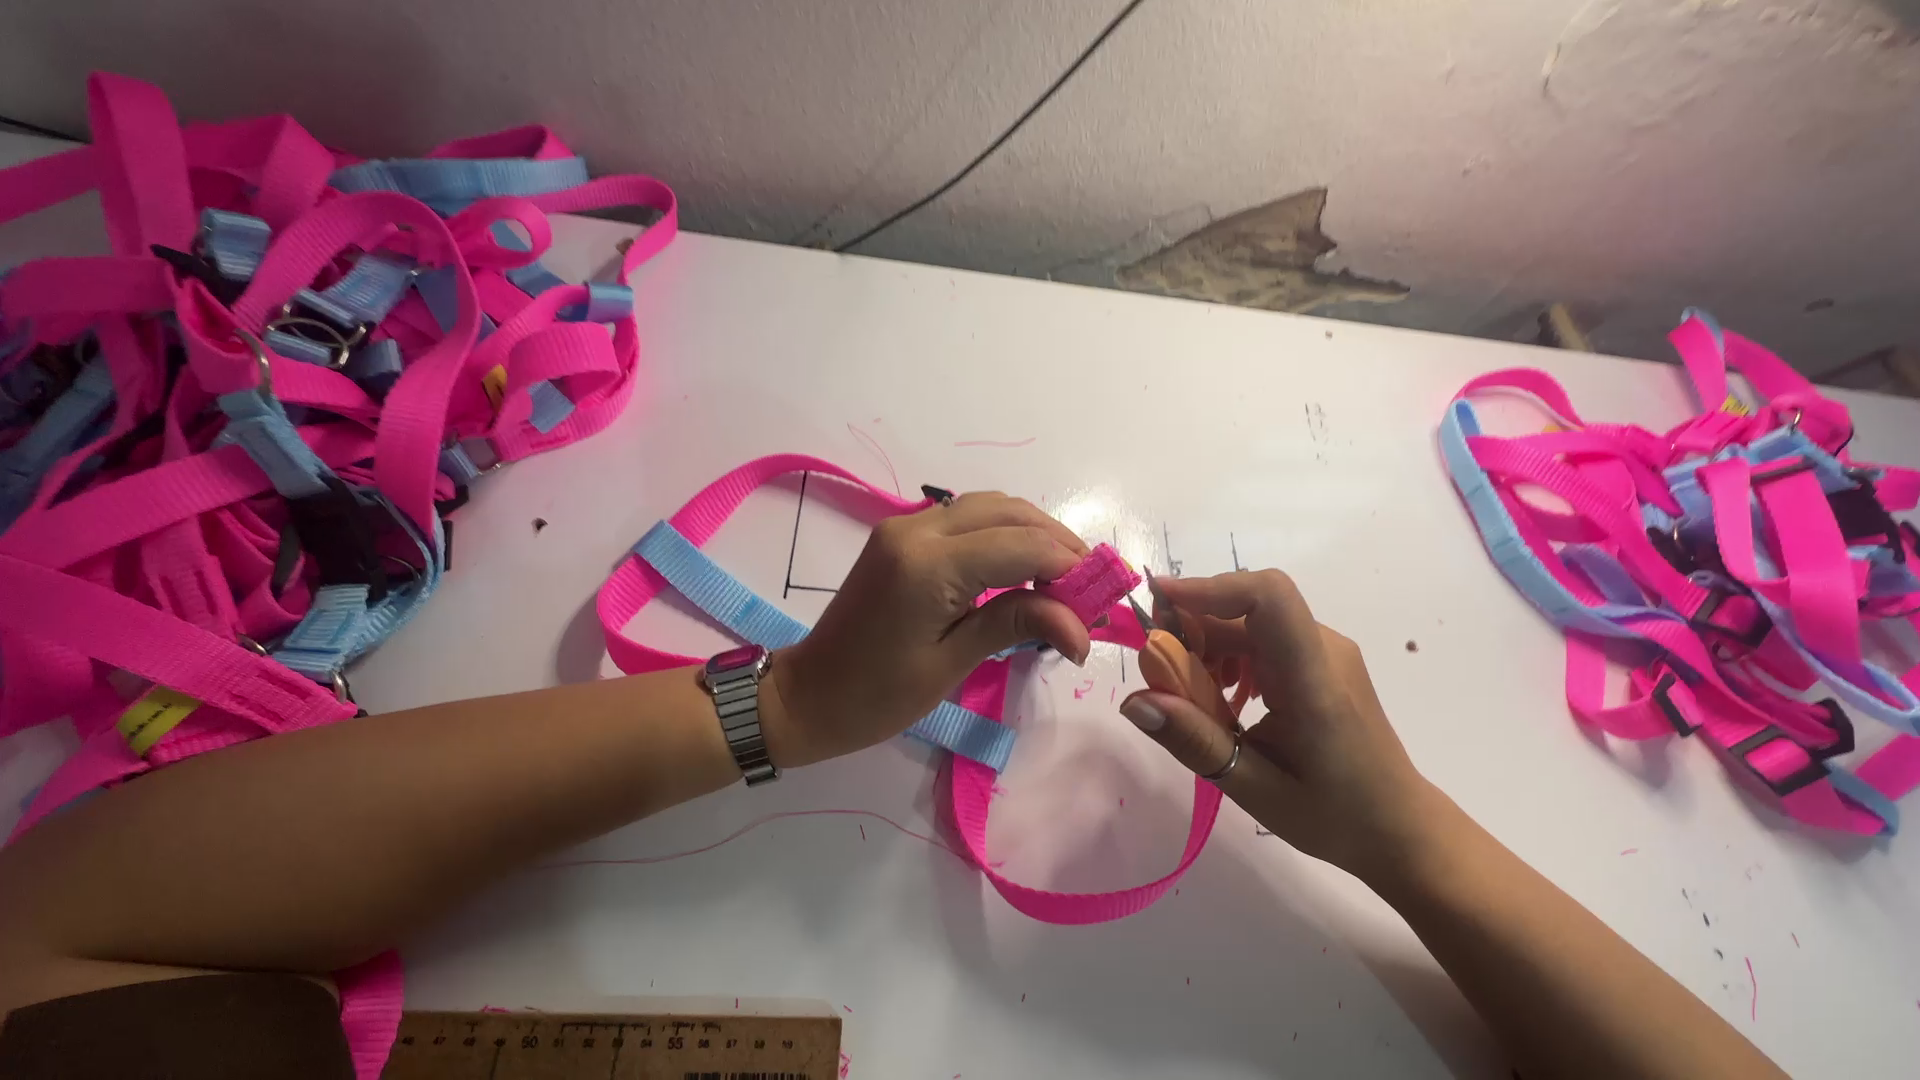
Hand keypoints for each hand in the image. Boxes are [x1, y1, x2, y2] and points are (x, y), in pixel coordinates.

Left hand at [764, 492, 1093, 766]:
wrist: (807, 695)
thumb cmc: (876, 696)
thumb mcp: (952, 664)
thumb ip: (1016, 625)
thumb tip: (1083, 629)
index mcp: (929, 564)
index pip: (1021, 545)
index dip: (1069, 567)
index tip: (1102, 600)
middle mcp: (916, 528)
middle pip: (1010, 512)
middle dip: (1057, 544)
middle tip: (1088, 589)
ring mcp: (905, 526)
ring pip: (989, 507)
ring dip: (1031, 534)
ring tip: (1061, 581)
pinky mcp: (900, 535)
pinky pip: (965, 518)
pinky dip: (1002, 535)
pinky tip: (1019, 570)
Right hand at [1118, 569, 1437, 880]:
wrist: (1399, 828)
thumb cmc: (1335, 815)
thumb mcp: (1255, 788)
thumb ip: (1195, 741)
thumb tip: (1135, 702)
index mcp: (1314, 679)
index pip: (1268, 597)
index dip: (1209, 588)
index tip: (1157, 604)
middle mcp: (1323, 649)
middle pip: (1245, 608)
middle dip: (1191, 628)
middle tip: (1156, 674)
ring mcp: (1323, 650)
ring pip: (1247, 621)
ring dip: (1205, 644)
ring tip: (1187, 695)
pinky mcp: (1317, 659)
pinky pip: (1260, 637)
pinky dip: (1226, 655)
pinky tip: (1218, 698)